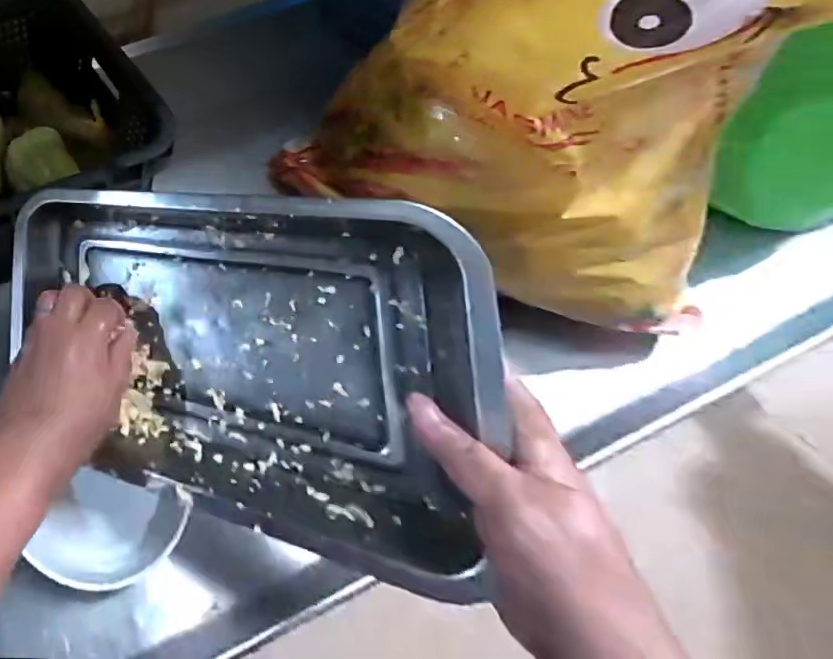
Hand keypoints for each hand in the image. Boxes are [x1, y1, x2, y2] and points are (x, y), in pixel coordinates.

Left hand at [0, 285, 136, 492]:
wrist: (31, 439)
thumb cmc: (80, 424)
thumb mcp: (113, 394)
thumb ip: (120, 356)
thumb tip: (125, 333)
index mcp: (87, 336)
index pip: (106, 306)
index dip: (116, 313)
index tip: (120, 326)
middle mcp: (59, 326)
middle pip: (74, 292)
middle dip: (90, 300)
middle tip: (98, 320)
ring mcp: (37, 333)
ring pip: (50, 298)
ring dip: (65, 303)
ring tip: (76, 325)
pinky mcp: (22, 344)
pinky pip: (37, 319)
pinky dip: (50, 319)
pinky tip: (58, 342)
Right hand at [408, 380, 683, 658]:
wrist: (589, 645)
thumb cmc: (564, 564)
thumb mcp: (512, 501)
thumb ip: (465, 453)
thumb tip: (416, 400)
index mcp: (548, 460)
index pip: (515, 401)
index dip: (482, 370)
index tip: (434, 342)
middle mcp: (529, 475)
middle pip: (484, 428)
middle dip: (443, 402)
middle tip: (389, 375)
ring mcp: (511, 505)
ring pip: (466, 459)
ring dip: (431, 439)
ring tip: (381, 413)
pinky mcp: (493, 531)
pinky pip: (456, 491)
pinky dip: (430, 475)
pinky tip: (399, 466)